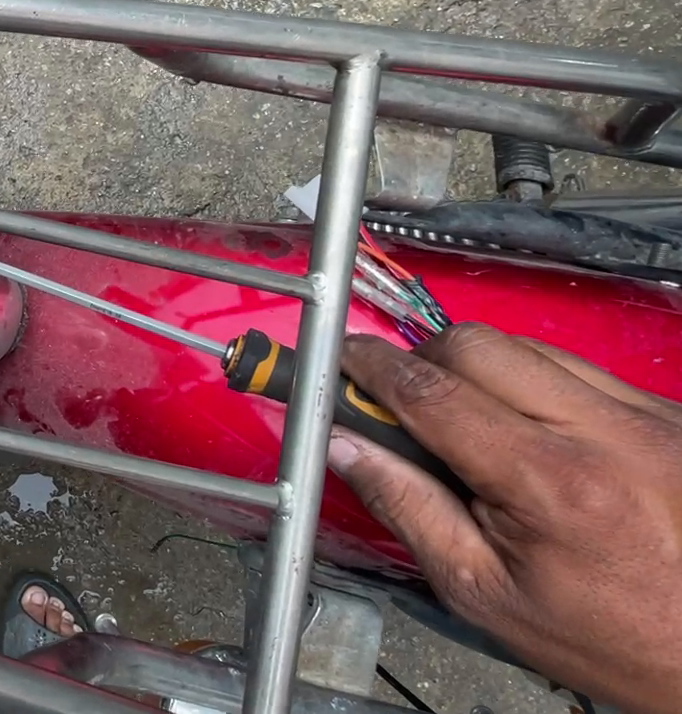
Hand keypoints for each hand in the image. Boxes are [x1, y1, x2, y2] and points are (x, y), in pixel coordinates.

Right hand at [331, 323, 681, 713]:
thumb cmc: (619, 640)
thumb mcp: (483, 592)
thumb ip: (404, 506)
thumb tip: (341, 444)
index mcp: (552, 481)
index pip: (429, 390)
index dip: (368, 365)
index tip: (338, 359)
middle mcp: (611, 433)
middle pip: (474, 344)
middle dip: (421, 359)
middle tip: (407, 402)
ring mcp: (658, 419)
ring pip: (525, 348)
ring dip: (477, 369)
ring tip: (475, 421)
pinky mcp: (680, 417)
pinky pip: (577, 370)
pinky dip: (533, 386)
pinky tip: (537, 435)